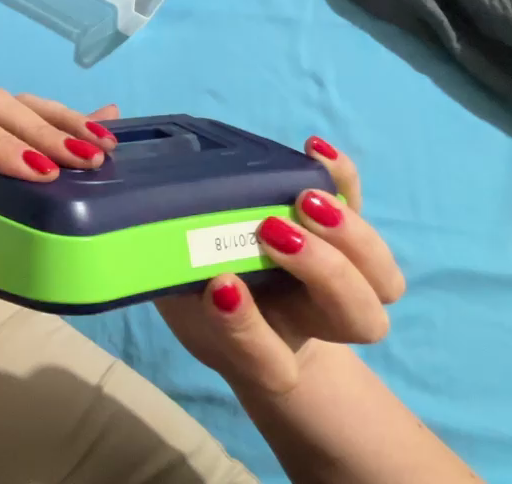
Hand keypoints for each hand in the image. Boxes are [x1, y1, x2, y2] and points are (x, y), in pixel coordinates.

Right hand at [155, 138, 404, 395]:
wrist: (250, 317)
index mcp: (268, 352)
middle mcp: (315, 320)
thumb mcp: (179, 306)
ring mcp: (339, 279)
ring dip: (348, 233)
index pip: (272, 362)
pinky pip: (359, 207)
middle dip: (323, 271)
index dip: (249, 329)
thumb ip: (167, 281)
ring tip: (304, 195)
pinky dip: (343, 178)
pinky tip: (314, 149)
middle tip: (272, 229)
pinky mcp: (337, 234)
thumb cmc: (203, 310)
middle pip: (357, 317)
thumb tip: (132, 235)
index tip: (219, 284)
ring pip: (380, 275)